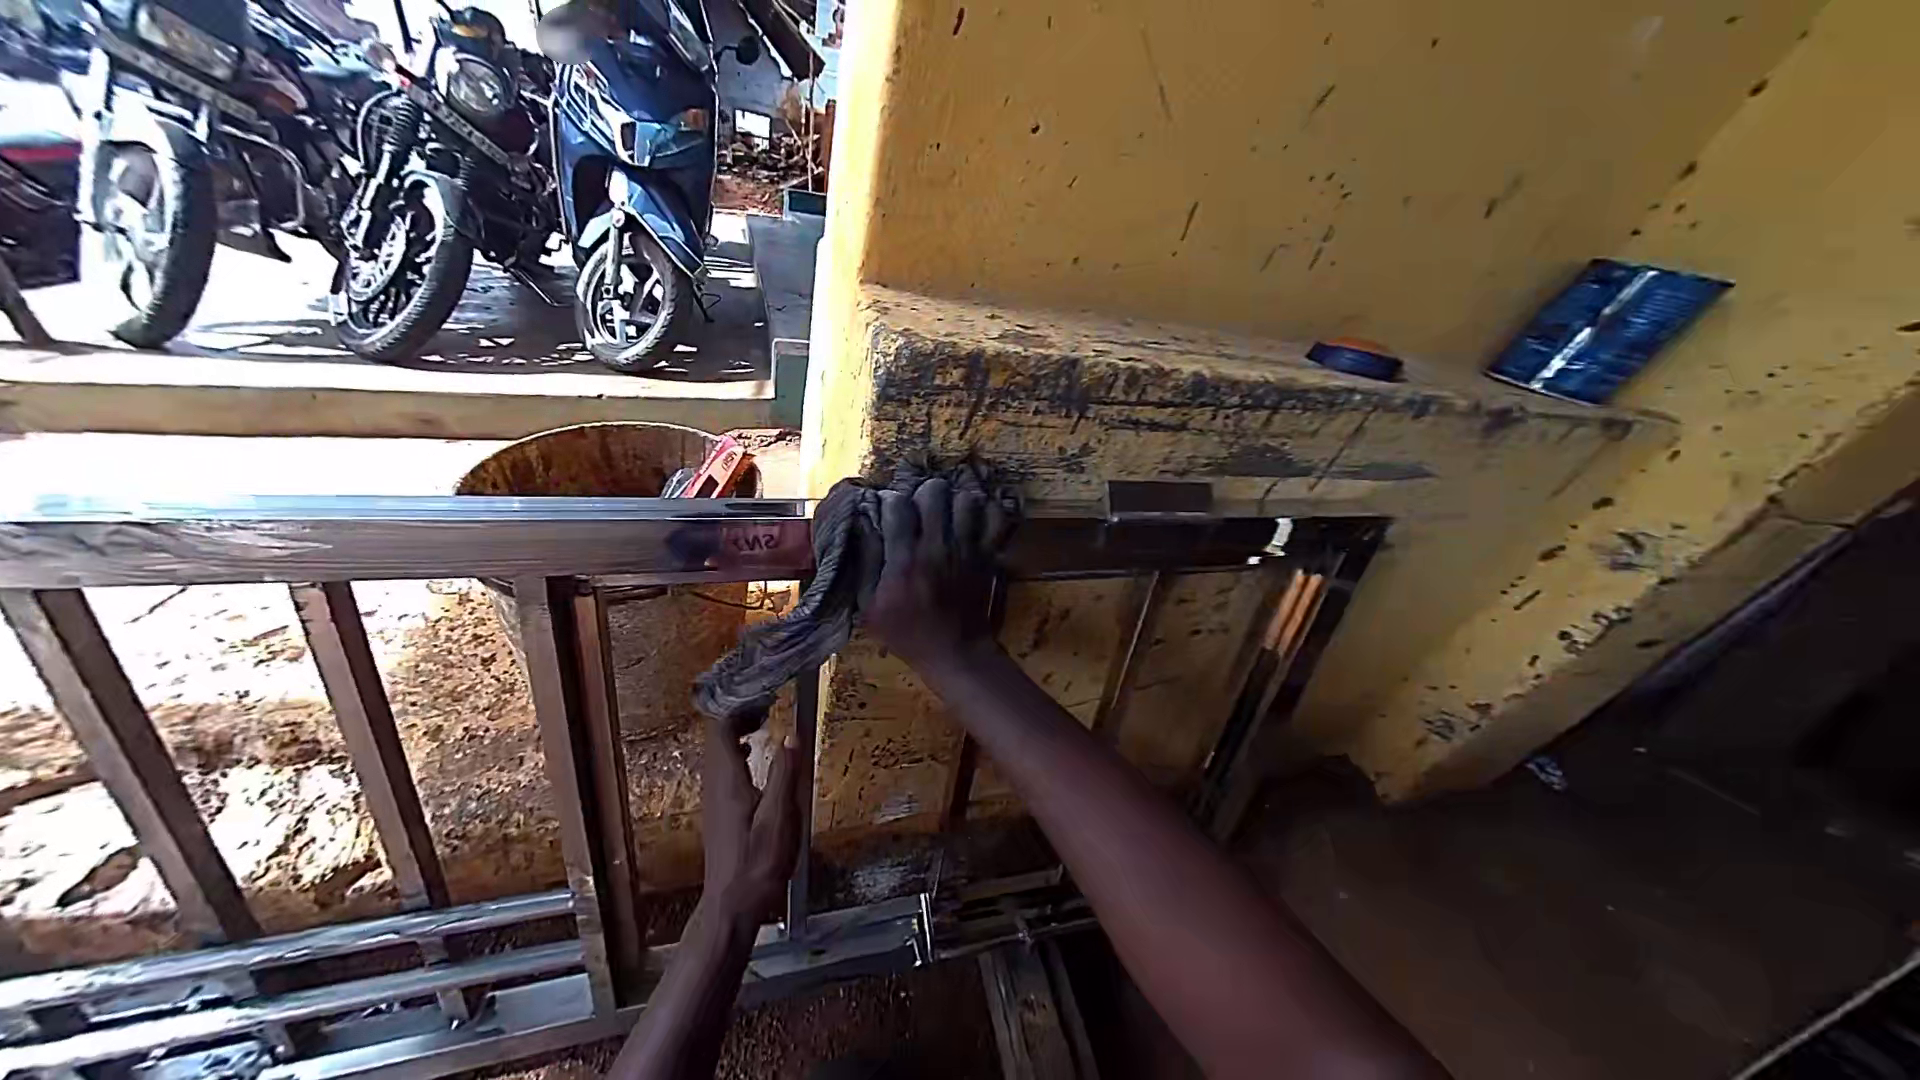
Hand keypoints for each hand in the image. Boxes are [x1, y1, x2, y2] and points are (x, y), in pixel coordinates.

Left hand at [700, 715, 802, 925]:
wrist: (732, 904)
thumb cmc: (759, 860)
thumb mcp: (780, 816)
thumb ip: (785, 774)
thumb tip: (791, 735)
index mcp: (728, 780)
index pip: (721, 729)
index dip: (739, 706)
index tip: (764, 696)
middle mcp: (715, 784)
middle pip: (717, 736)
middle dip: (739, 713)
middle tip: (767, 703)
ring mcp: (714, 797)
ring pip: (718, 750)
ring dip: (737, 730)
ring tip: (763, 720)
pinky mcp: (718, 809)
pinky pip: (722, 765)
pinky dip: (737, 750)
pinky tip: (754, 754)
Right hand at [862, 475, 1013, 666]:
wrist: (956, 652)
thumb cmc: (908, 633)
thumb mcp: (870, 607)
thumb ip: (866, 564)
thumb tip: (863, 526)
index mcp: (905, 560)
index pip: (898, 505)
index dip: (891, 499)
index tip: (890, 508)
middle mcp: (938, 547)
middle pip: (934, 492)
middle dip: (924, 492)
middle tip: (921, 506)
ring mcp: (968, 549)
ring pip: (967, 499)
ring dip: (955, 501)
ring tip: (948, 512)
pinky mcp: (989, 556)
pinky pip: (996, 520)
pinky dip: (988, 513)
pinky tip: (975, 519)